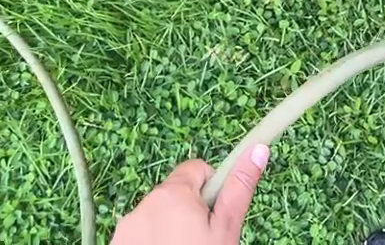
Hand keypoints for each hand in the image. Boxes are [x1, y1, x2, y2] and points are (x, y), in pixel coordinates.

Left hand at [110, 146, 268, 244]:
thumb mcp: (225, 230)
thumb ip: (239, 187)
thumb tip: (258, 149)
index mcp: (173, 193)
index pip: (197, 169)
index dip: (212, 189)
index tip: (215, 217)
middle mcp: (144, 204)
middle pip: (176, 194)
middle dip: (190, 212)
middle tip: (202, 241)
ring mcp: (125, 230)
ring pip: (157, 217)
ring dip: (170, 229)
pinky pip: (139, 236)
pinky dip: (151, 243)